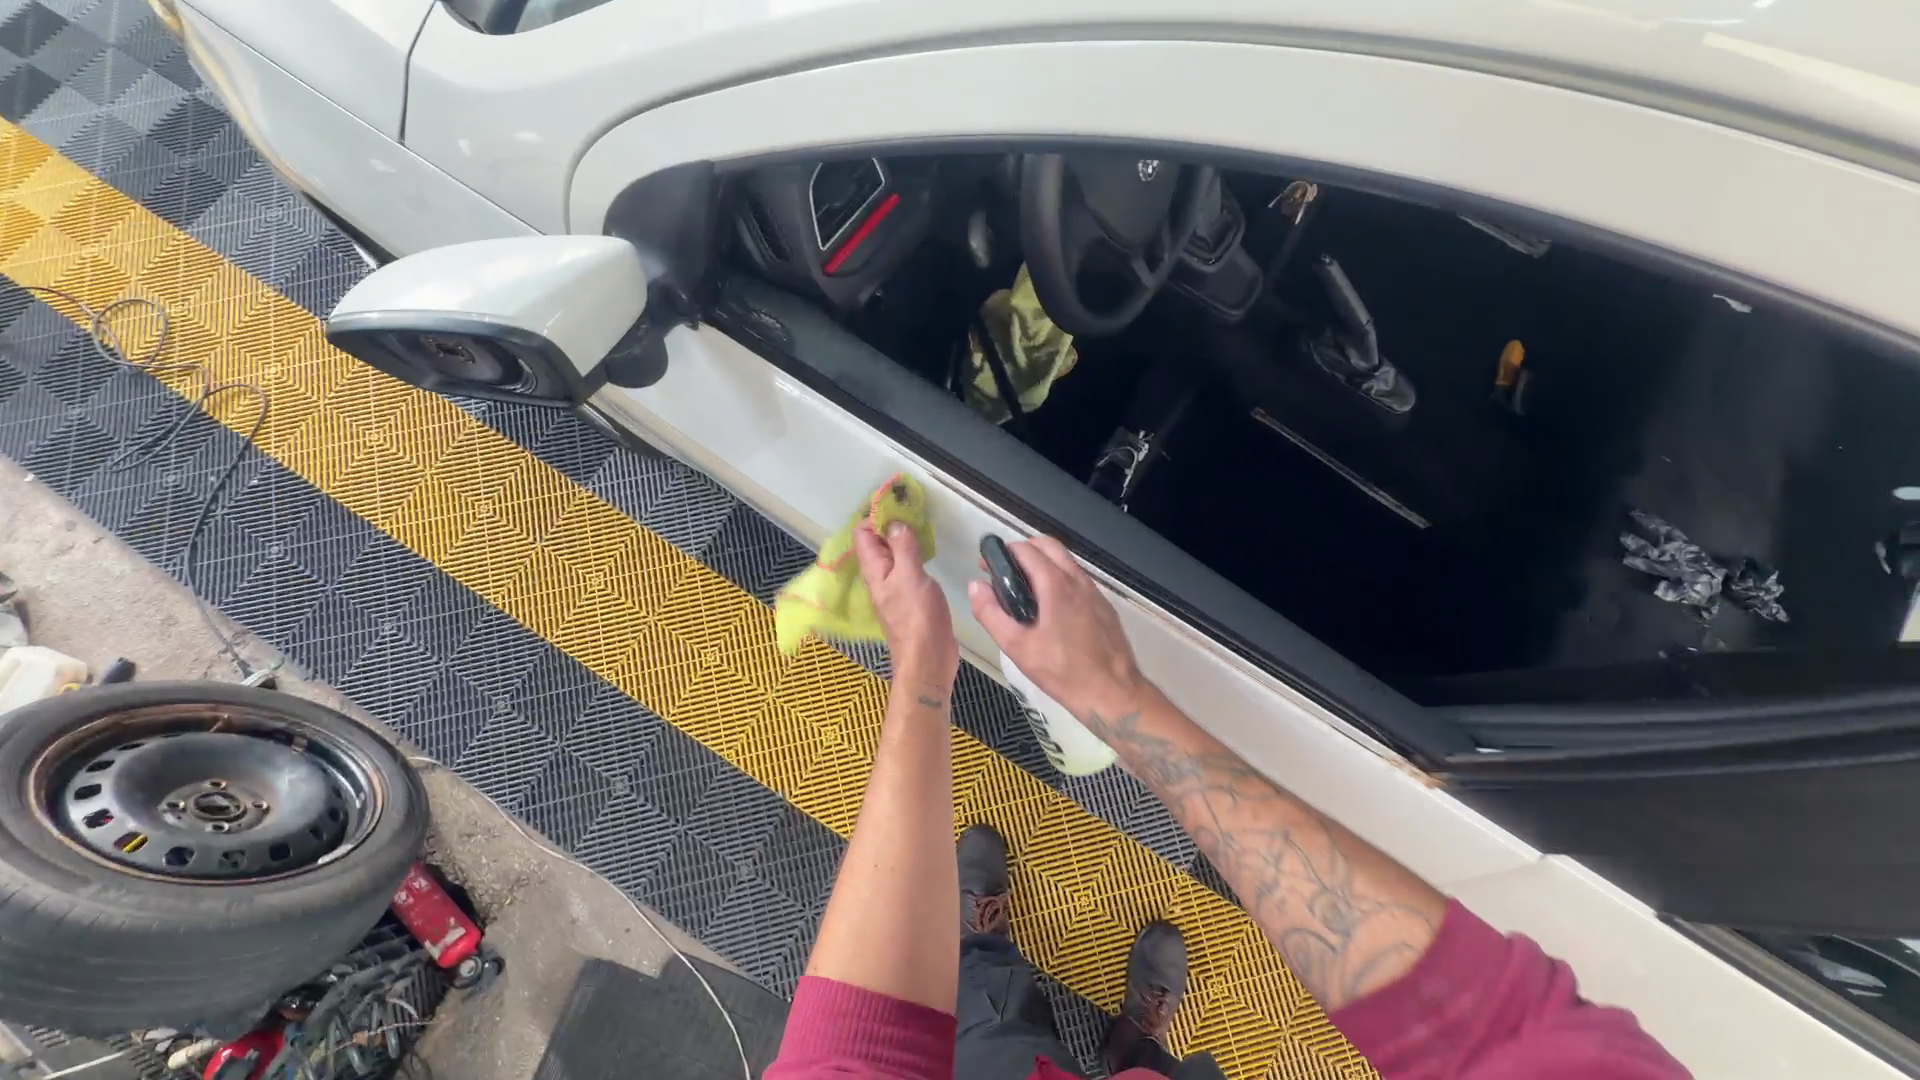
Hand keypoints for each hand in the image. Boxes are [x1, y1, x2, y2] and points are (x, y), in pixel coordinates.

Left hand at [855, 522, 958, 687]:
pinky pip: (908, 567)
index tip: (896, 501)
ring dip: (903, 537)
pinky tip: (927, 549)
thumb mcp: (911, 577)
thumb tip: (895, 522)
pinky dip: (914, 553)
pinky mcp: (911, 597)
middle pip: (878, 543)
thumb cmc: (918, 620)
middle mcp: (881, 577)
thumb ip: (903, 548)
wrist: (928, 660)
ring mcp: (896, 588)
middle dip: (891, 523)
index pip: (864, 534)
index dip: (876, 515)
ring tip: (920, 521)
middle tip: (911, 506)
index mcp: (875, 571)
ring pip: (894, 554)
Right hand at [967, 536, 1143, 723]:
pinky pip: (1079, 581)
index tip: (987, 567)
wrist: (1112, 692)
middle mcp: (1078, 580)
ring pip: (1067, 562)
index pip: (1026, 550)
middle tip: (1005, 572)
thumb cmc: (1061, 671)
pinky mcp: (1105, 607)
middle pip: (1049, 546)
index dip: (1002, 553)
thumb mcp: (1017, 646)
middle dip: (1024, 550)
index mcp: (1056, 584)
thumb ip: (991, 613)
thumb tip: (976, 586)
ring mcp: (1095, 592)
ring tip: (1024, 590)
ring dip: (1043, 563)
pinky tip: (1051, 610)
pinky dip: (1060, 580)